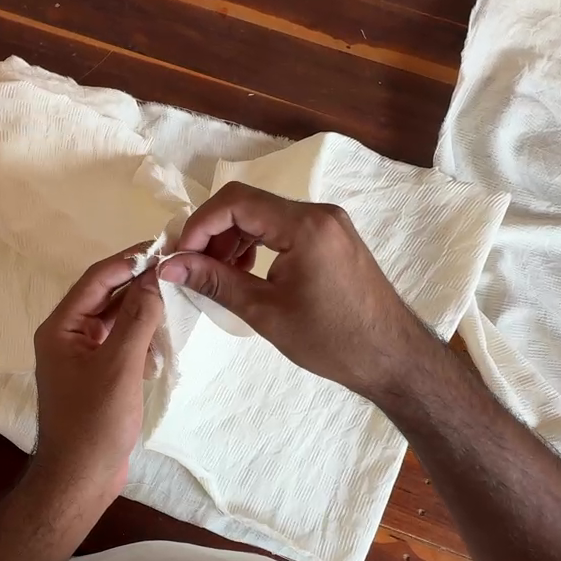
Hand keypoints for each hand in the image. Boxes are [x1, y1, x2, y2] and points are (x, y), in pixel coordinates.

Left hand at [32, 249, 165, 498]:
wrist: (80, 479)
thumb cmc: (95, 421)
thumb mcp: (120, 365)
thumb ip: (137, 318)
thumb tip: (154, 278)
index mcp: (61, 327)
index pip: (97, 279)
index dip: (129, 261)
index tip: (163, 248)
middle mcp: (66, 336)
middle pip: (105, 297)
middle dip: (138, 287)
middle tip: (175, 272)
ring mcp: (80, 357)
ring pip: (114, 321)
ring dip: (141, 315)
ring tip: (173, 304)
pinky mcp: (96, 377)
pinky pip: (119, 345)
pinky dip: (140, 341)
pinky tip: (161, 345)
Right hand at [158, 181, 435, 399]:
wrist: (392, 358)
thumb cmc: (330, 340)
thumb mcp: (264, 311)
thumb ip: (214, 281)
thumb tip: (168, 265)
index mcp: (304, 226)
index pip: (235, 202)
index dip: (199, 225)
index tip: (179, 257)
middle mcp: (317, 213)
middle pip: (247, 204)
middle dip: (212, 233)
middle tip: (191, 268)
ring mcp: (327, 223)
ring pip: (262, 215)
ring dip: (231, 240)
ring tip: (216, 277)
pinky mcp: (330, 237)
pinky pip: (280, 228)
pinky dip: (255, 245)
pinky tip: (244, 274)